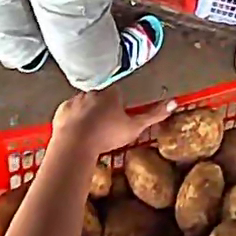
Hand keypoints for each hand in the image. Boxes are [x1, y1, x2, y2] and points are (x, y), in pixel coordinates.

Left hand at [52, 88, 175, 157]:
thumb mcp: (134, 127)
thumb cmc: (107, 135)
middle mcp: (93, 91)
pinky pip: (69, 112)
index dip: (117, 105)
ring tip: (89, 132)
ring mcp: (75, 100)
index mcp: (111, 93)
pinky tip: (75, 132)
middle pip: (99, 97)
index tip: (117, 118)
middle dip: (101, 108)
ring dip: (86, 114)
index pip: (117, 93)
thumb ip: (153, 115)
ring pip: (83, 104)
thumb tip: (174, 102)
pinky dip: (72, 120)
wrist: (75, 144)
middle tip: (103, 127)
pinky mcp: (61, 110)